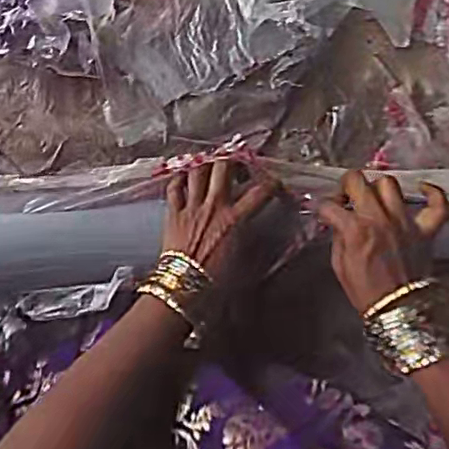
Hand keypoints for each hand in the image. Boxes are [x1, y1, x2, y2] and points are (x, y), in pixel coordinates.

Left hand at [162, 161, 280, 288]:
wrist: (182, 288)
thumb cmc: (216, 281)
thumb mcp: (246, 263)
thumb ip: (258, 245)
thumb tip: (267, 238)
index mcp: (235, 218)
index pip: (261, 191)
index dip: (272, 183)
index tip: (275, 184)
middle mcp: (214, 206)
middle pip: (223, 167)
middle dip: (232, 161)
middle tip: (236, 168)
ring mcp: (192, 206)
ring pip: (197, 171)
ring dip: (206, 165)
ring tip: (211, 167)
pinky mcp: (173, 212)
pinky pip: (174, 187)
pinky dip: (179, 178)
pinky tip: (185, 178)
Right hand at [317, 170, 448, 313]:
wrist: (397, 311)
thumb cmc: (365, 291)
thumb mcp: (339, 265)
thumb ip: (338, 237)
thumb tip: (339, 221)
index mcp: (355, 229)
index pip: (330, 205)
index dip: (324, 208)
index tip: (326, 212)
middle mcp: (379, 218)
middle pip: (358, 181)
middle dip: (346, 186)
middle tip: (348, 197)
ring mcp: (405, 222)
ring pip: (389, 184)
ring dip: (378, 188)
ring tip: (376, 198)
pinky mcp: (426, 230)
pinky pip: (437, 205)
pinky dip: (432, 194)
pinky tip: (423, 189)